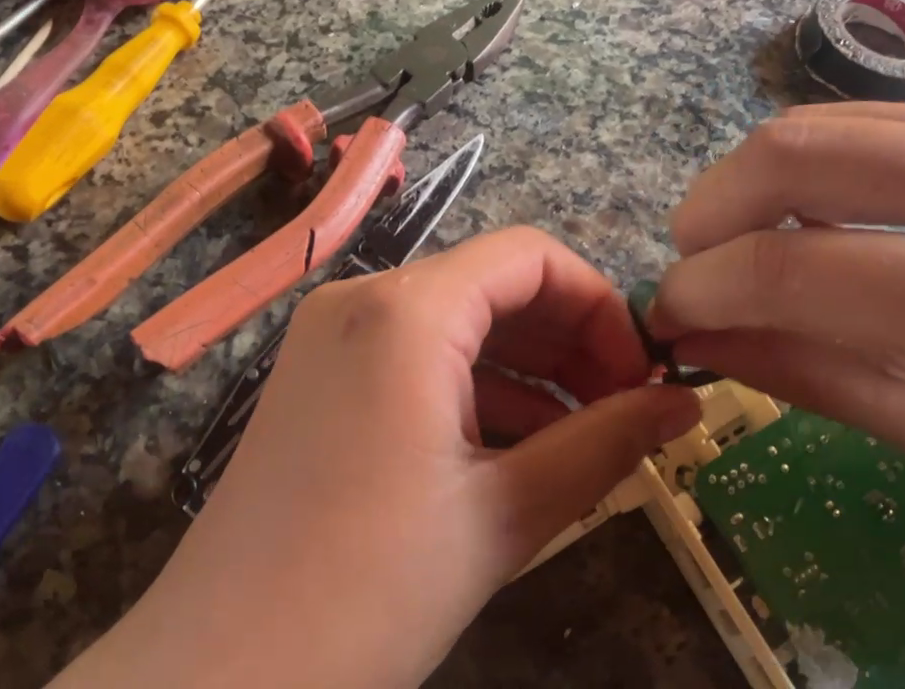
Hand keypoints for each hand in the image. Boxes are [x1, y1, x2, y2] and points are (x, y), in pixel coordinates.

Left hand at [53, 227, 699, 687]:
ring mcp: (330, 337)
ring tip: (585, 440)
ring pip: (456, 323)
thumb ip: (605, 445)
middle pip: (493, 285)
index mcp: (406, 310)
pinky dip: (474, 390)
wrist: (220, 673)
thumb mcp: (502, 514)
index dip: (601, 305)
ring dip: (528, 371)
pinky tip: (517, 450)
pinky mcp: (317, 378)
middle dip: (570, 340)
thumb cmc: (369, 588)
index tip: (642, 376)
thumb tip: (684, 403)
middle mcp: (361, 298)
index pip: (531, 256)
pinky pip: (415, 358)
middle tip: (626, 411)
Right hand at [652, 103, 904, 588]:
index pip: (806, 268)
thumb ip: (807, 373)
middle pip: (799, 153)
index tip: (669, 315)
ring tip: (737, 241)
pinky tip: (802, 215)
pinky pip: (864, 119)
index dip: (710, 287)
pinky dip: (803, 164)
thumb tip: (696, 333)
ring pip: (820, 120)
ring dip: (747, 180)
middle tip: (691, 264)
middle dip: (711, 210)